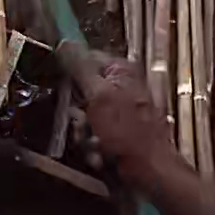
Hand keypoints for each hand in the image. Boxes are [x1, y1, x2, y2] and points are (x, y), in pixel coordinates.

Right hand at [59, 43, 183, 194]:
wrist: (152, 173)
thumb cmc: (126, 131)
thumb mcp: (98, 95)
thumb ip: (79, 67)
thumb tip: (63, 40)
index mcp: (119, 70)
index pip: (83, 58)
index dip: (71, 74)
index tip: (65, 89)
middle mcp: (120, 86)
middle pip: (80, 90)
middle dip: (77, 112)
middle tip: (82, 123)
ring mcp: (119, 111)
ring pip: (83, 114)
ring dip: (83, 132)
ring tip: (94, 145)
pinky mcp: (117, 132)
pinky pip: (92, 132)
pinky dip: (93, 145)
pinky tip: (100, 155)